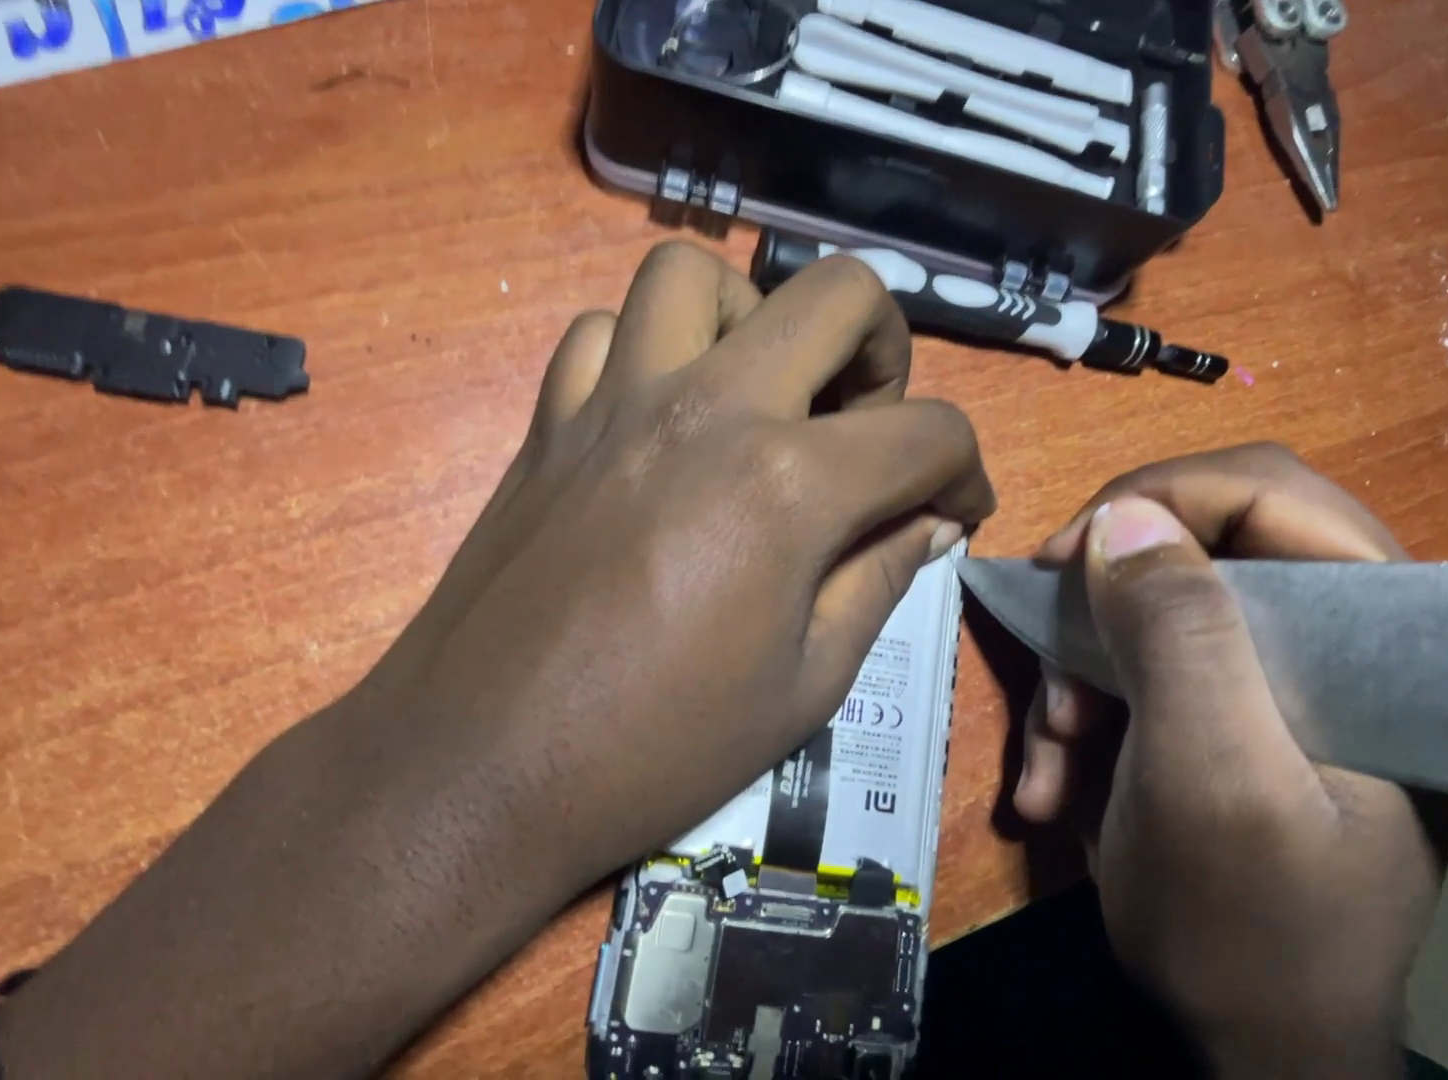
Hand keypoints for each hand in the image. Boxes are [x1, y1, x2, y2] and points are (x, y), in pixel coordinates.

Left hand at [353, 239, 993, 880]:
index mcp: (788, 481)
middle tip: (869, 429)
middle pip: (836, 293)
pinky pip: (603, 334)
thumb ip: (879, 580)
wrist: (481, 766)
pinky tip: (659, 422)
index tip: (957, 510)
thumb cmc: (657, 748)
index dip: (966, 470)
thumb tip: (928, 521)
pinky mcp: (549, 420)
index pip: (927, 431)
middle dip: (885, 351)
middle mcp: (708, 406)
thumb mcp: (806, 685)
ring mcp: (615, 400)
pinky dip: (648, 354)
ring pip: (699, 280)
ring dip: (754, 324)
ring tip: (761, 402)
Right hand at [1013, 444, 1447, 1078]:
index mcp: (1379, 640)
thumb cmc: (1248, 923)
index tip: (1065, 554)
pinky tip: (1046, 786)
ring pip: (1146, 615)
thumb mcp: (1207, 778)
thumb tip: (1122, 519)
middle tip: (1044, 639)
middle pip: (1197, 546)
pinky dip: (1075, 721)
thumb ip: (1180, 638)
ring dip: (1076, 674)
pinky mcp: (1215, 718)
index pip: (1273, 497)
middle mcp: (1331, 644)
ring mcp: (1268, 682)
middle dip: (1101, 601)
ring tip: (1049, 751)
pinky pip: (1129, 676)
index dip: (1159, 500)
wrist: (1251, 1047)